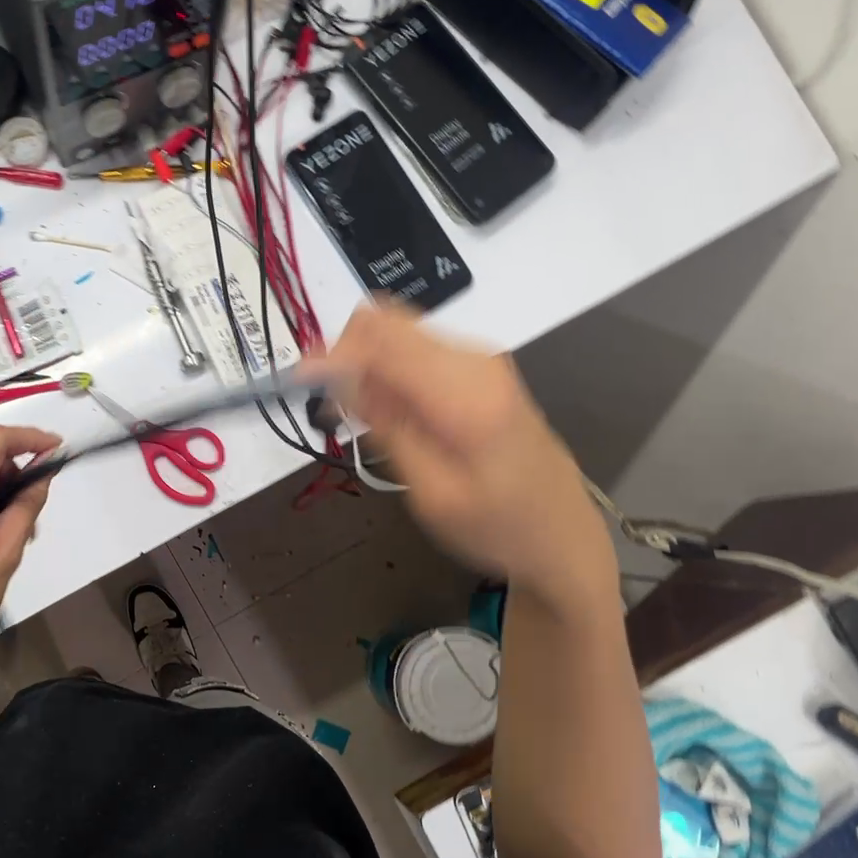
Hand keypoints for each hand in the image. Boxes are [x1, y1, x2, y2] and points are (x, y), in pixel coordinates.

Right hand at [310, 302, 616, 607]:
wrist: (561, 535)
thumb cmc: (495, 528)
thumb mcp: (431, 492)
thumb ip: (386, 427)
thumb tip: (337, 376)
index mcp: (465, 393)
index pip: (380, 341)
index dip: (328, 355)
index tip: (295, 385)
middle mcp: (476, 358)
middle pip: (384, 321)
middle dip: (344, 357)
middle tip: (331, 411)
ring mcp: (482, 358)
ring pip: (396, 331)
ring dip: (365, 366)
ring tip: (360, 420)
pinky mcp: (480, 367)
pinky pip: (415, 349)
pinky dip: (387, 372)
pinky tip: (390, 415)